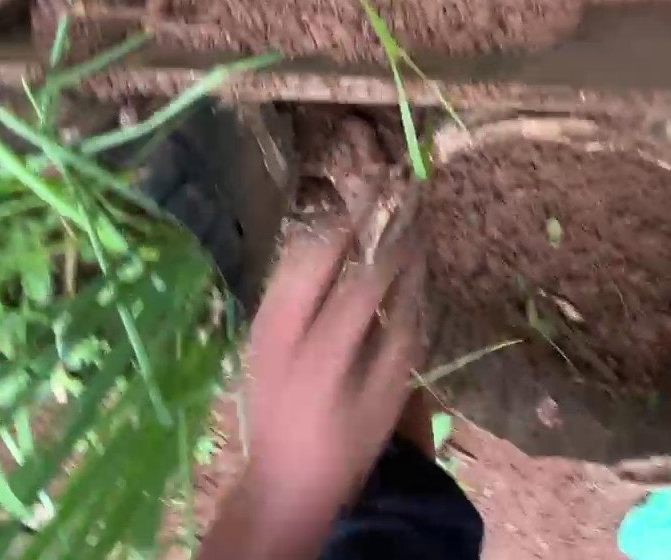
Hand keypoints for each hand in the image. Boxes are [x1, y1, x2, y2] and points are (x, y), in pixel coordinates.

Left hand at [224, 225, 424, 555]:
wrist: (281, 479)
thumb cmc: (345, 441)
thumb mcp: (386, 396)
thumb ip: (401, 332)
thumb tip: (415, 273)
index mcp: (323, 355)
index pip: (361, 284)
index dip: (390, 250)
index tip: (413, 225)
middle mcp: (285, 330)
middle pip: (315, 255)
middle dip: (352, 219)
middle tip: (381, 191)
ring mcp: (263, 325)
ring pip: (293, 256)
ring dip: (329, 228)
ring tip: (359, 208)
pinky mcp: (255, 325)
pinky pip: (282, 271)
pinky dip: (309, 248)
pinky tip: (331, 242)